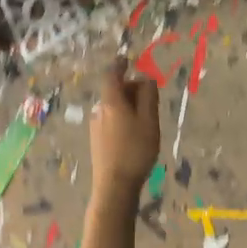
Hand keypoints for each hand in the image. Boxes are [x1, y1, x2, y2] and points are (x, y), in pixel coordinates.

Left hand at [89, 60, 159, 198]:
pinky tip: (134, 136)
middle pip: (115, 91)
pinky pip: (111, 120)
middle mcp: (99, 110)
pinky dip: (123, 119)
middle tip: (150, 99)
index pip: (112, 74)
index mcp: (111, 102)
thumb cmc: (135, 151)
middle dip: (131, 89)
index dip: (120, 65)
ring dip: (128, 106)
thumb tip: (146, 77)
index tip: (127, 60)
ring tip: (146, 122)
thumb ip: (148, 96)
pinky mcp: (96, 141)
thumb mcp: (149, 120)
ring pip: (113, 107)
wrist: (114, 188)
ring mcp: (96, 126)